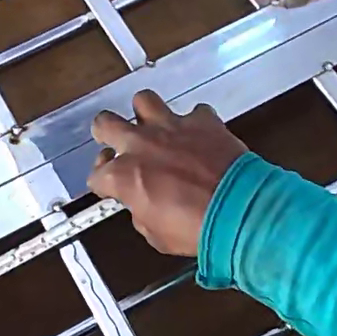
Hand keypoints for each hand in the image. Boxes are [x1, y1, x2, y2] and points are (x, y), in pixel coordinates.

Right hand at [87, 90, 248, 257]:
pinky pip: (194, 112)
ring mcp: (170, 128)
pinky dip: (194, 122)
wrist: (239, 211)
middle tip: (114, 141)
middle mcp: (139, 145)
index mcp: (122, 176)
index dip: (103, 184)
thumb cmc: (196, 227)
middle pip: (104, 124)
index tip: (111, 187)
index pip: (97, 176)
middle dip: (105, 133)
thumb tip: (144, 206)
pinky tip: (196, 134)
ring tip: (151, 125)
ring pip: (143, 100)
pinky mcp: (201, 121)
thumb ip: (141, 213)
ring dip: (144, 113)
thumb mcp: (155, 235)